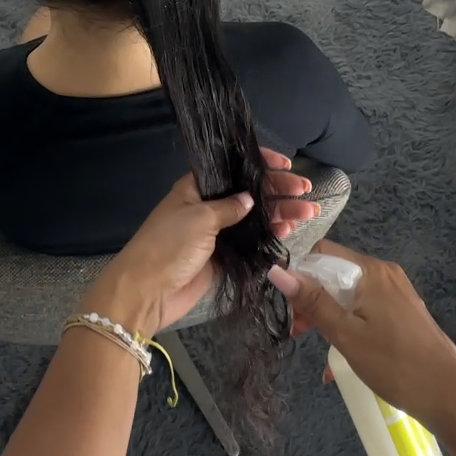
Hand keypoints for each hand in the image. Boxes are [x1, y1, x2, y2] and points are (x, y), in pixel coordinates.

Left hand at [81, 149, 318, 337]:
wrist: (146, 291)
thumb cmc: (169, 245)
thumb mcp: (199, 218)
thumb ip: (229, 206)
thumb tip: (251, 199)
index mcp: (198, 187)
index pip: (234, 167)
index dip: (261, 164)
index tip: (287, 166)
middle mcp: (209, 205)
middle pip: (250, 192)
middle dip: (278, 190)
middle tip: (306, 192)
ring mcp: (216, 232)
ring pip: (255, 217)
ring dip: (280, 213)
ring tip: (309, 213)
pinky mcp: (223, 257)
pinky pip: (251, 241)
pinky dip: (270, 236)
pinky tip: (289, 231)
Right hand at [267, 240, 455, 425]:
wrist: (448, 395)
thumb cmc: (394, 363)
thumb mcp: (346, 334)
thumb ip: (312, 302)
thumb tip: (277, 271)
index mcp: (370, 271)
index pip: (323, 254)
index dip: (301, 276)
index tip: (292, 308)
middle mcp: (384, 273)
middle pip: (337, 274)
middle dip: (314, 299)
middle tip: (300, 333)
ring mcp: (397, 292)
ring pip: (351, 293)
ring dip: (331, 315)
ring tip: (320, 347)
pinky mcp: (404, 312)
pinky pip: (368, 308)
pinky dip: (351, 324)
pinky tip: (344, 355)